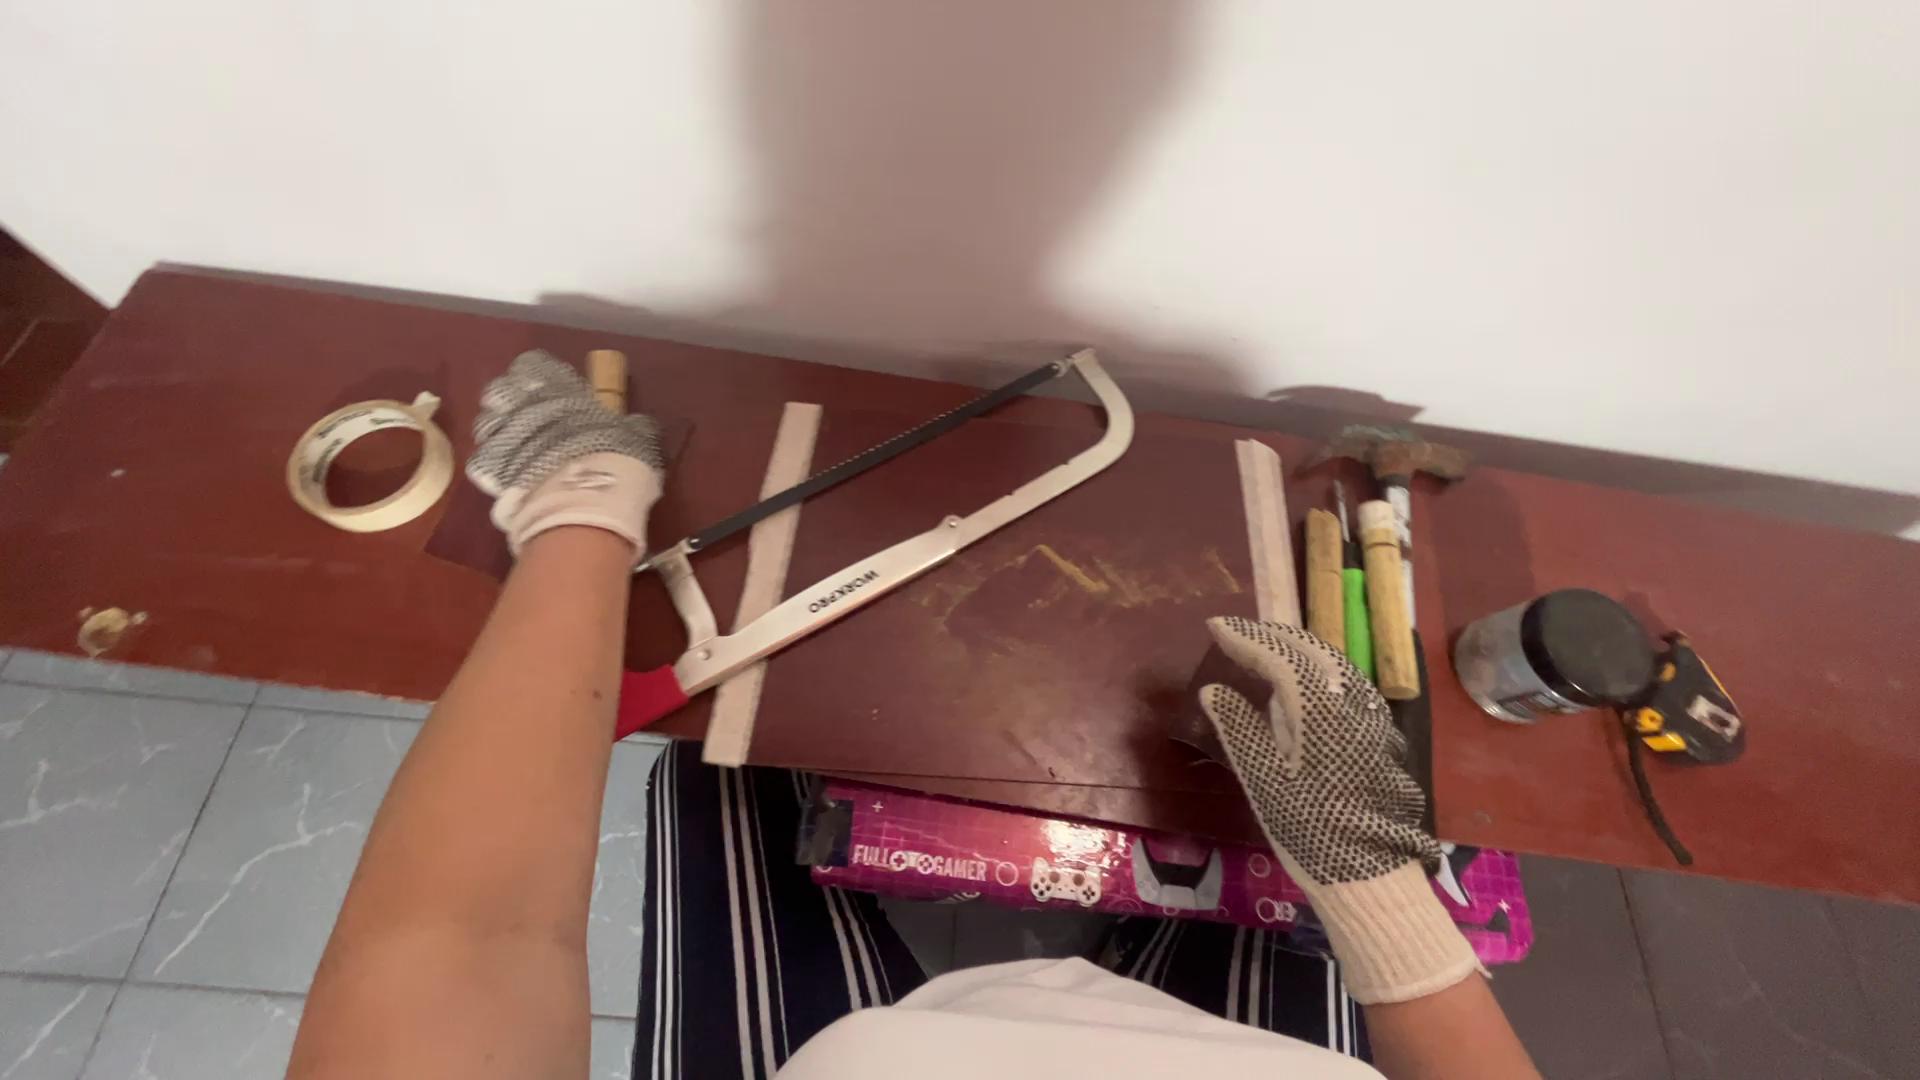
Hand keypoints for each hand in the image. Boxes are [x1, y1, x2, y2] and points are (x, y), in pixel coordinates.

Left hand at [467, 351, 665, 562]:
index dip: (539, 377)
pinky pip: (485, 464)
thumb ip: (629, 426)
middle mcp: (522, 405)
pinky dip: (497, 470)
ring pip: (488, 425)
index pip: (535, 367)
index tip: (549, 388)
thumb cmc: (615, 458)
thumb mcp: (636, 437)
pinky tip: (514, 481)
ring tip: (521, 452)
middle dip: (511, 404)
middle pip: (501, 392)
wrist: (586, 499)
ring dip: (502, 435)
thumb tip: (636, 424)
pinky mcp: (491, 471)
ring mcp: (502, 437)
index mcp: (558, 390)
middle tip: (530, 420)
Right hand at [1198, 616, 1478, 1003]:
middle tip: (1236, 633)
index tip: (1216, 626)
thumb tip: (1214, 690)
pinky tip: (1305, 681)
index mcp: (1321, 713)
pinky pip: (1347, 684)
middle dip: (1271, 635)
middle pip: (1312, 651)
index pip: (1281, 656)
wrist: (1372, 881)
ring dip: (1297, 647)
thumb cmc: (1311, 831)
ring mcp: (1372, 720)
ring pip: (1335, 664)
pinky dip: (1317, 668)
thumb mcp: (1263, 781)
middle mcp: (1352, 706)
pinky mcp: (1380, 737)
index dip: (1246, 637)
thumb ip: (1239, 727)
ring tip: (1265, 647)